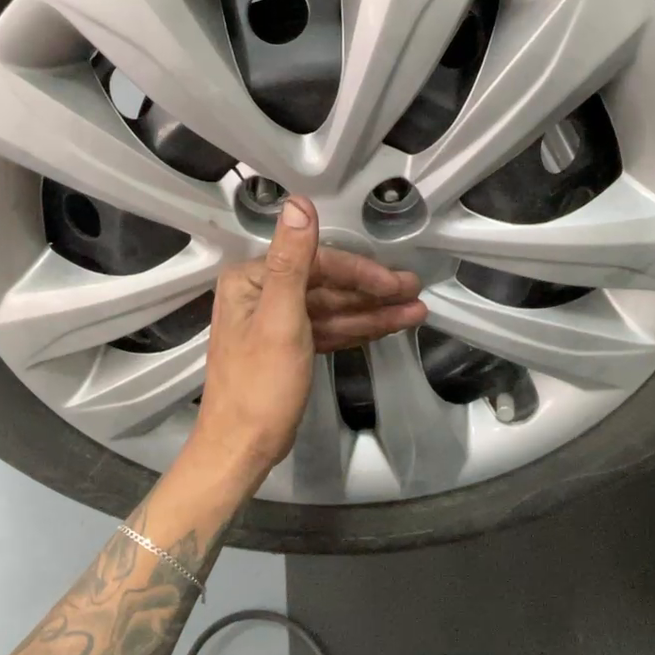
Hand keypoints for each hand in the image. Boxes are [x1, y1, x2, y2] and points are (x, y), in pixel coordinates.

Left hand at [191, 196, 425, 483]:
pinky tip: (386, 328)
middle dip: (372, 291)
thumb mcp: (279, 321)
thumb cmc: (258, 388)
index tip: (397, 283)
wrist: (240, 450)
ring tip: (415, 313)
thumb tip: (297, 204)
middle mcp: (260, 295)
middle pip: (327, 284)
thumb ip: (293, 262)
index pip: (316, 263)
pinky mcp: (287, 349)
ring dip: (372, 311)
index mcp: (252, 281)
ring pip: (332, 309)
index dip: (360, 271)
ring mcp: (274, 323)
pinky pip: (327, 330)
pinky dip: (356, 329)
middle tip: (415, 293)